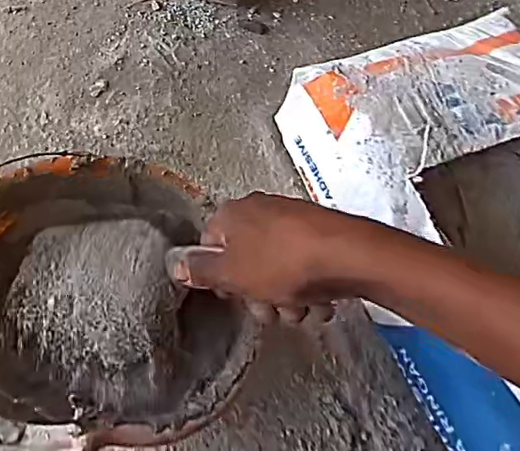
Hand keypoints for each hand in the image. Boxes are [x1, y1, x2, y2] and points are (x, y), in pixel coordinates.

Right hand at [168, 193, 362, 325]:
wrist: (347, 254)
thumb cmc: (283, 263)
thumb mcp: (233, 273)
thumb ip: (201, 270)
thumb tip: (173, 262)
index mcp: (232, 214)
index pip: (209, 245)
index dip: (220, 277)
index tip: (236, 296)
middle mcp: (257, 210)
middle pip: (244, 261)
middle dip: (258, 294)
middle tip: (272, 309)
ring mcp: (288, 220)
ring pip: (275, 268)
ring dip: (285, 296)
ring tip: (302, 308)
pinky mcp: (315, 233)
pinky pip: (300, 264)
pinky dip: (307, 286)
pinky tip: (319, 301)